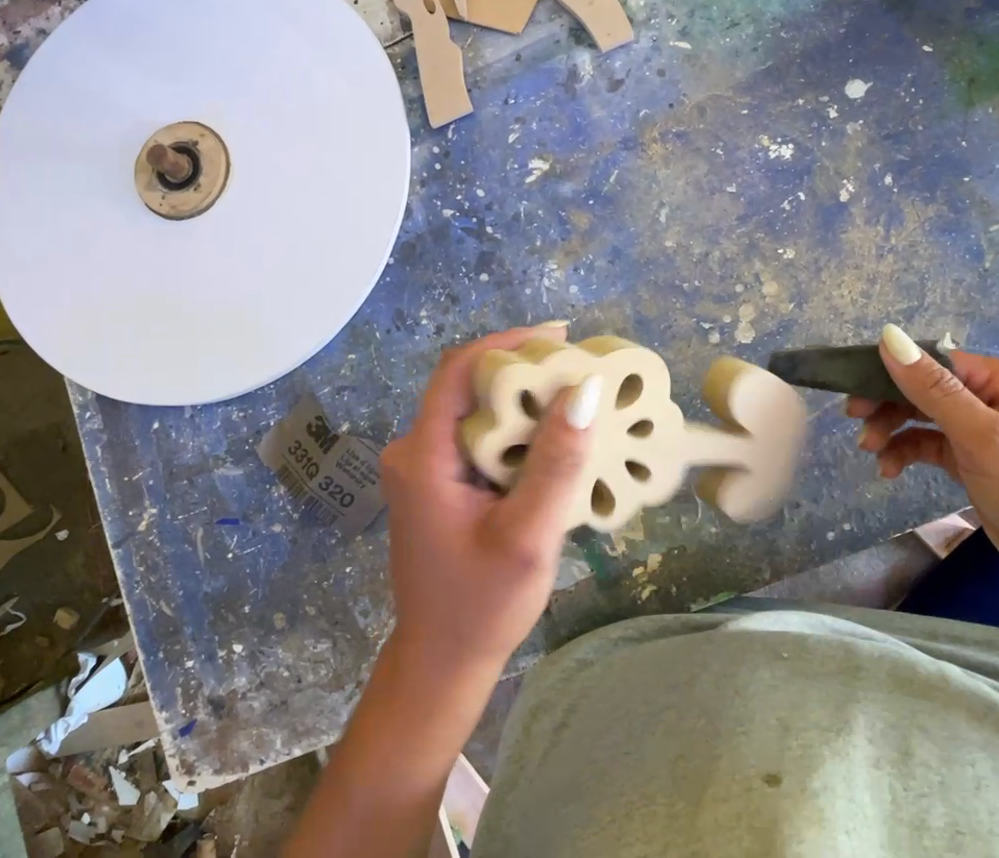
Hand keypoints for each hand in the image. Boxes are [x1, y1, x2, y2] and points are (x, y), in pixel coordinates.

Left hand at [379, 325, 601, 675]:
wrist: (442, 659)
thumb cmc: (482, 605)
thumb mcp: (528, 537)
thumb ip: (555, 465)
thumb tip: (584, 390)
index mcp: (423, 457)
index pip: (458, 370)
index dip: (508, 344)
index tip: (562, 339)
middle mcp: (414, 452)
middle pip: (466, 387)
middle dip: (523, 373)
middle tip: (581, 373)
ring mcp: (422, 469)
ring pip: (474, 413)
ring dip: (522, 404)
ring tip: (577, 403)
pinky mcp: (436, 486)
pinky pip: (476, 440)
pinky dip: (514, 434)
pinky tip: (551, 443)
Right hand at [847, 324, 998, 599]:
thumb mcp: (987, 440)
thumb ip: (934, 391)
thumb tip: (888, 337)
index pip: (937, 361)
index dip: (891, 371)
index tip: (852, 392)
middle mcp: (996, 399)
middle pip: (925, 388)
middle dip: (887, 404)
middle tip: (855, 422)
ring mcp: (985, 433)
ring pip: (921, 417)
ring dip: (892, 430)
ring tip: (871, 453)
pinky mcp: (975, 464)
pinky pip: (928, 446)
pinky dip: (905, 453)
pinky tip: (890, 471)